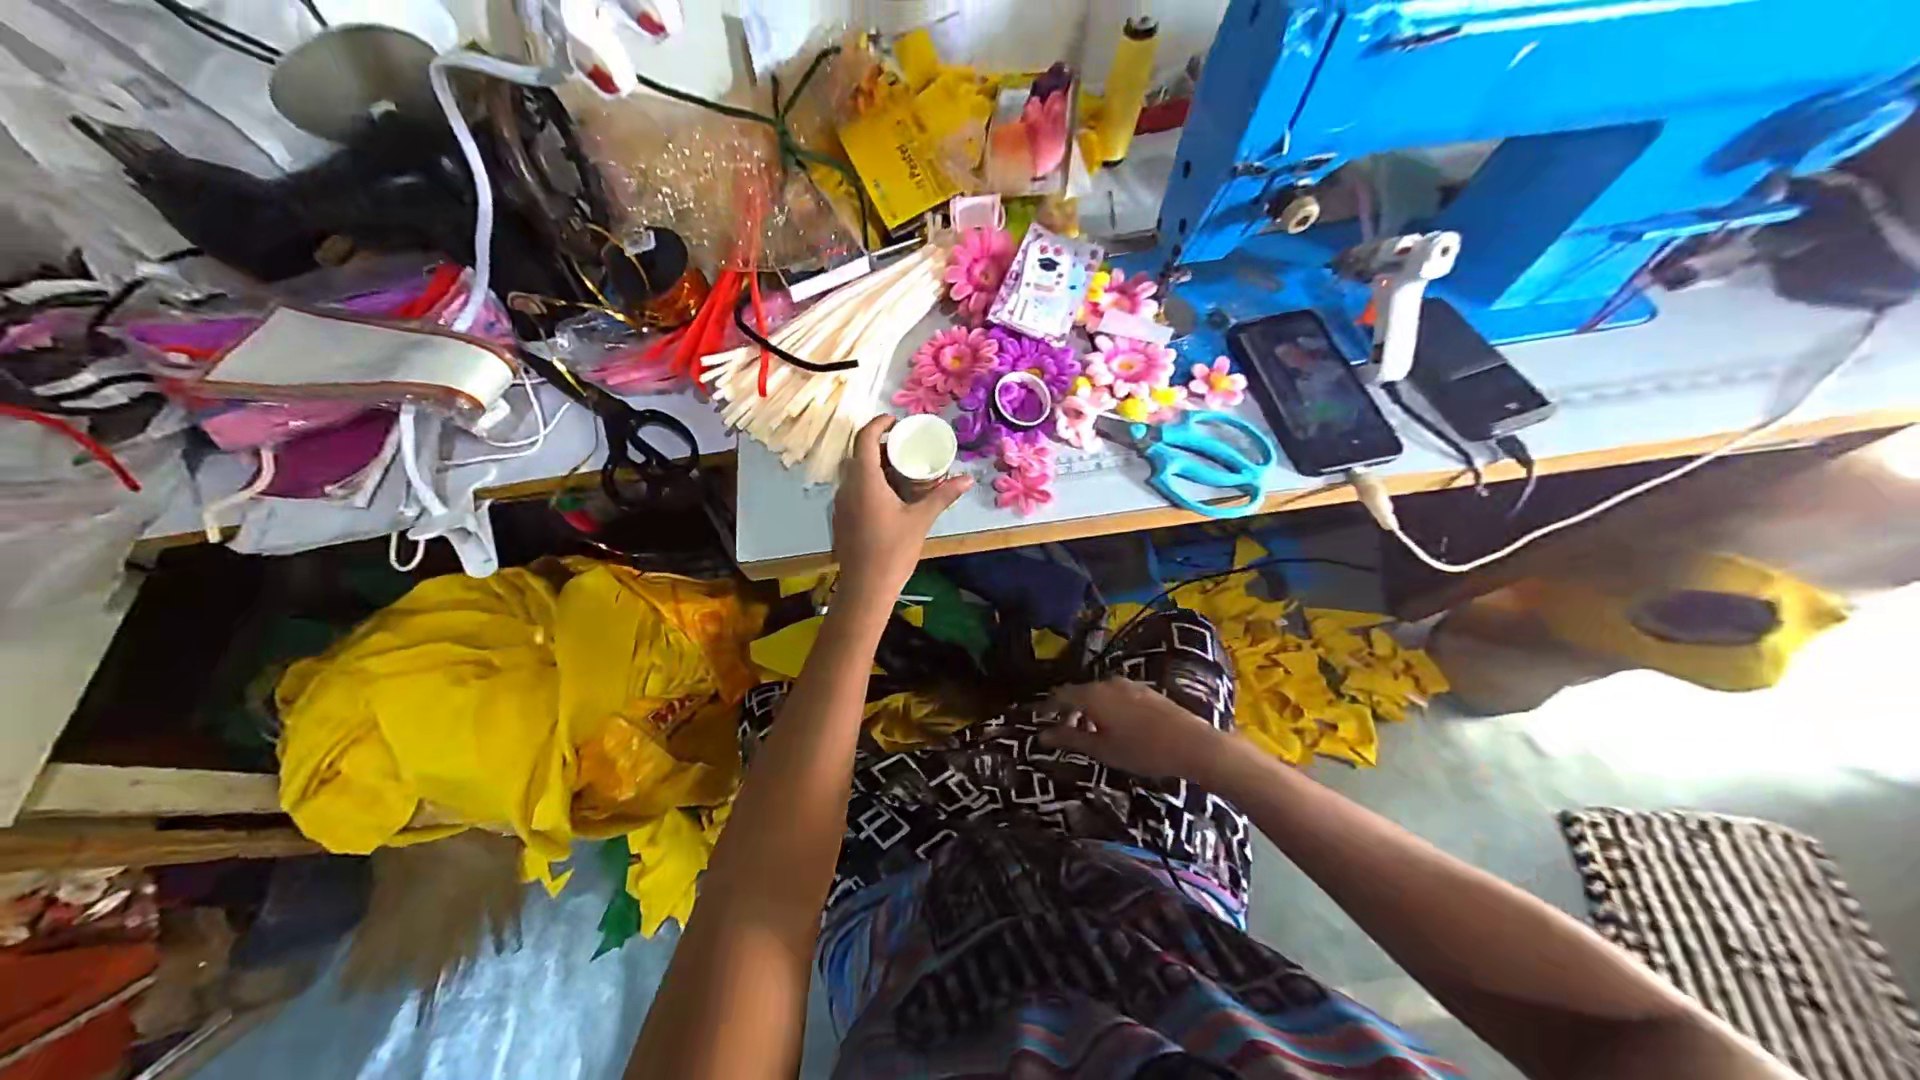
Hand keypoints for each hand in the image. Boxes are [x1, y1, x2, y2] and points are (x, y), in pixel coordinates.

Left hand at [832, 415, 972, 601]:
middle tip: (905, 447)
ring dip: (874, 466)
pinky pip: (853, 490)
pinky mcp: (841, 518)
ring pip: (854, 473)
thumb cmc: (893, 551)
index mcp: (865, 481)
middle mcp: (847, 487)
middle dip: (880, 446)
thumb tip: (967, 479)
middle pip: (858, 454)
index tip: (895, 422)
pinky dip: (869, 483)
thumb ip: (943, 496)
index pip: (863, 438)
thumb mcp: (921, 520)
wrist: (866, 588)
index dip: (878, 424)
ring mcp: (841, 503)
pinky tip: (889, 497)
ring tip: (901, 471)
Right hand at [1039, 678, 1239, 783]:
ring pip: (1100, 694)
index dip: (1048, 708)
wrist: (1192, 744)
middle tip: (1066, 734)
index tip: (1040, 721)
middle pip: (1080, 693)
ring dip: (1090, 711)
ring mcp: (1130, 685)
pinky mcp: (1147, 691)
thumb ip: (1070, 739)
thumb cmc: (1142, 750)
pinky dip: (1108, 709)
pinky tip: (1116, 729)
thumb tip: (1041, 735)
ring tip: (1091, 735)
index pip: (1060, 695)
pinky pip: (1117, 696)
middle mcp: (1108, 683)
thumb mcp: (1102, 749)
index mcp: (1092, 695)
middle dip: (1070, 712)